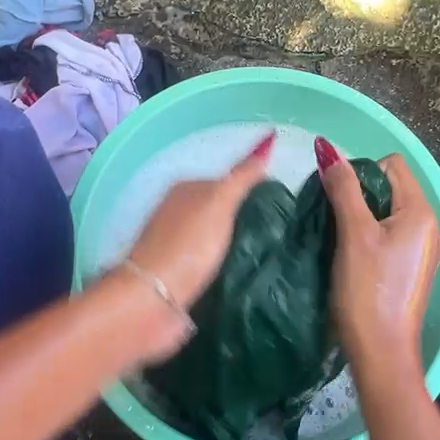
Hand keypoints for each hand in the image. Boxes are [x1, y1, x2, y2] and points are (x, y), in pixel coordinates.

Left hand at [110, 132, 273, 356]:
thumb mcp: (219, 203)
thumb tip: (270, 137)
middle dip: (252, 221)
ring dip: (244, 248)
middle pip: (225, 212)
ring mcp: (181, 248)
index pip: (230, 181)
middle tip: (288, 232)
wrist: (151, 302)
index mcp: (186, 190)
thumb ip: (244, 176)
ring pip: (222, 241)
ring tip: (278, 255)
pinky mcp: (184, 278)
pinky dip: (232, 269)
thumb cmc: (187, 246)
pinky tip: (253, 275)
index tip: (288, 205)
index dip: (257, 190)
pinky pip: (217, 267)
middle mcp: (180, 215)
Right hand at [316, 137, 439, 382]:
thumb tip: (326, 147)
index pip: (391, 165)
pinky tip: (351, 258)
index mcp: (422, 212)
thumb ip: (343, 188)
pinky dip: (367, 237)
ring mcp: (421, 249)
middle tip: (335, 220)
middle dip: (358, 194)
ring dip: (359, 217)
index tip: (339, 199)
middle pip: (389, 187)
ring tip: (340, 240)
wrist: (381, 354)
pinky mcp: (409, 268)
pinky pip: (387, 235)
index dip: (360, 172)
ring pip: (385, 212)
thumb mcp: (354, 234)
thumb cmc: (368, 291)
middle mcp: (429, 226)